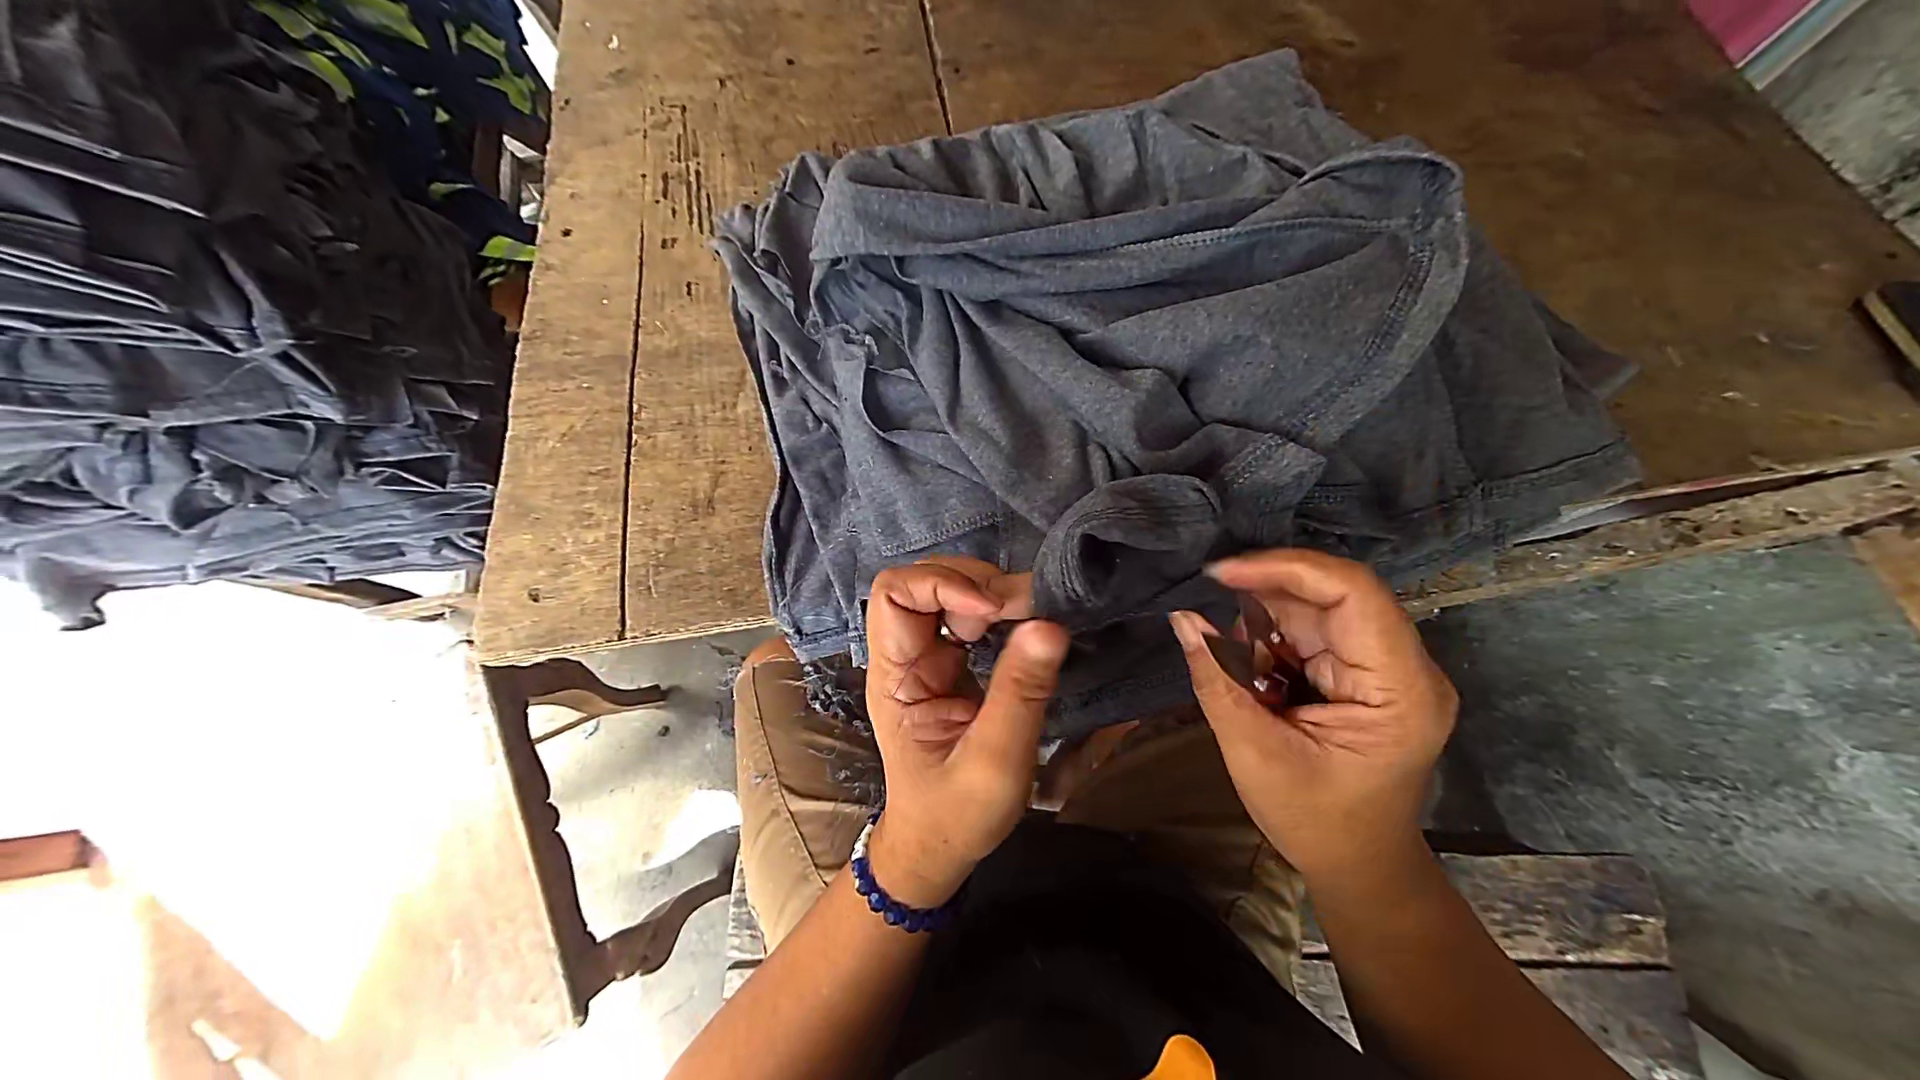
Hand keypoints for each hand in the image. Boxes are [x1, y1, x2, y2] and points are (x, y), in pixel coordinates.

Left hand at [863, 557, 1065, 907]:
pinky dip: (1002, 612)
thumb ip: (1020, 692)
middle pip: (923, 582)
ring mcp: (927, 658)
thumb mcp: (995, 761)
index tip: (996, 610)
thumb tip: (1049, 623)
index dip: (942, 584)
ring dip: (993, 595)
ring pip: (950, 593)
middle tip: (1031, 607)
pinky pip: (971, 618)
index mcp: (894, 675)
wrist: (938, 845)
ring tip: (1036, 615)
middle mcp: (905, 655)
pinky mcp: (951, 665)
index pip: (895, 594)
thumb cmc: (956, 813)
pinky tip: (1028, 627)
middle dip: (977, 583)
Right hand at [1168, 549, 1456, 879]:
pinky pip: (1315, 631)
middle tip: (1211, 607)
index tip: (1221, 574)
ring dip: (1266, 621)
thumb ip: (1217, 680)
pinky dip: (1273, 640)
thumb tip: (1183, 617)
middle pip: (1335, 595)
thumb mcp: (1254, 752)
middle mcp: (1406, 667)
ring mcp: (1388, 668)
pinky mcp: (1367, 674)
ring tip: (1237, 662)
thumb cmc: (1314, 820)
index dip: (1287, 569)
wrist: (1357, 864)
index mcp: (1399, 689)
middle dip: (1266, 596)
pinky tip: (1253, 669)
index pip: (1354, 593)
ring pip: (1320, 609)